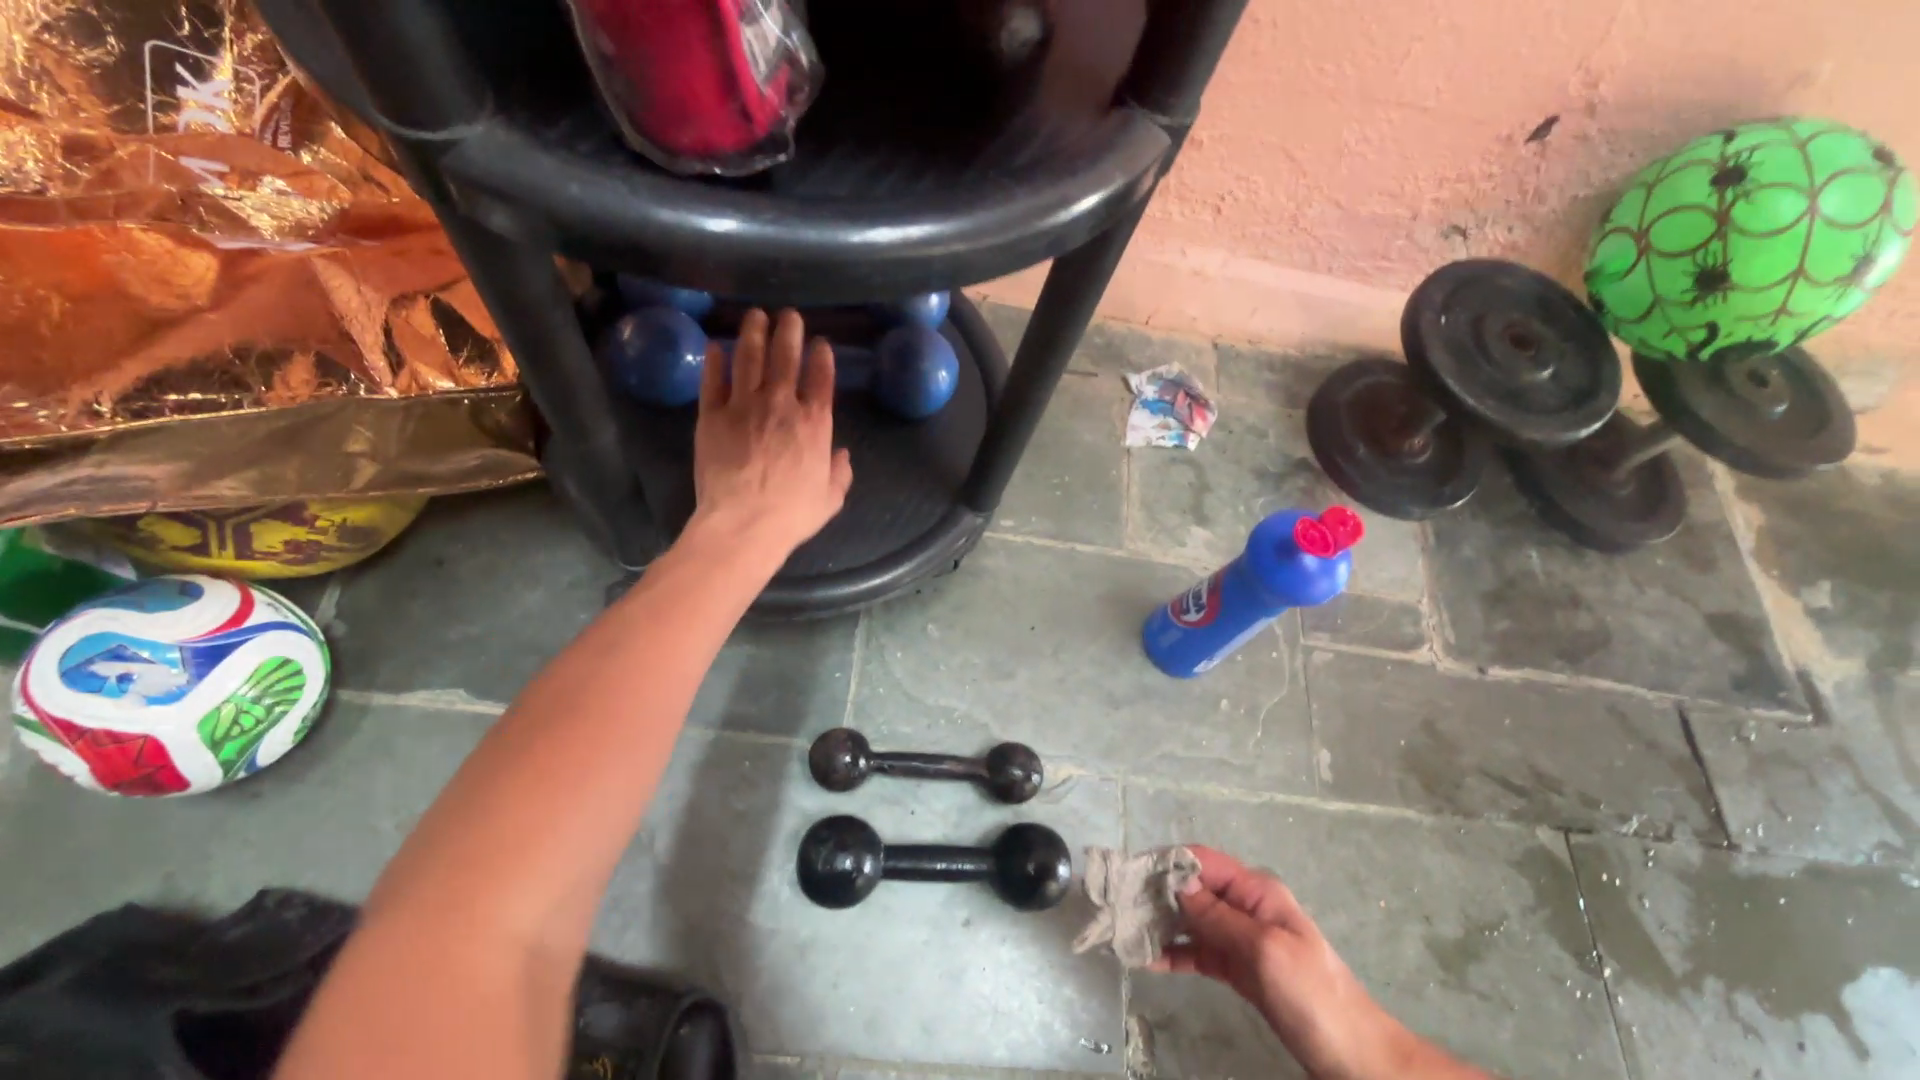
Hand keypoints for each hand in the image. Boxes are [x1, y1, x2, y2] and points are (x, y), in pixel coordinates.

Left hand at [690, 308, 852, 554]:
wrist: (744, 522)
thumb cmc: (792, 514)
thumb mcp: (830, 498)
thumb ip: (839, 473)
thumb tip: (842, 456)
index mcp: (815, 423)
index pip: (821, 378)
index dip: (822, 357)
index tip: (820, 343)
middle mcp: (781, 404)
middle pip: (785, 358)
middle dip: (788, 332)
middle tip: (788, 315)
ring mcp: (743, 406)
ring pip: (749, 358)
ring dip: (753, 333)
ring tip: (755, 315)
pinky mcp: (711, 415)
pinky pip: (713, 380)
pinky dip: (715, 360)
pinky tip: (716, 345)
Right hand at [1154, 847, 1484, 1079]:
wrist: (1353, 1055)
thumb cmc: (1313, 996)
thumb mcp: (1264, 950)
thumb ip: (1219, 916)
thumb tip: (1176, 883)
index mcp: (1256, 892)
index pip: (1202, 861)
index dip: (1166, 862)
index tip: (1129, 874)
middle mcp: (1246, 907)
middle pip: (1192, 888)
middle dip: (1155, 893)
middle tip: (1118, 907)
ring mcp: (1242, 939)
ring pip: (1191, 920)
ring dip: (1160, 923)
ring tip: (1124, 932)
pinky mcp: (1238, 969)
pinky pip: (1198, 952)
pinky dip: (1172, 953)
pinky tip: (1147, 959)